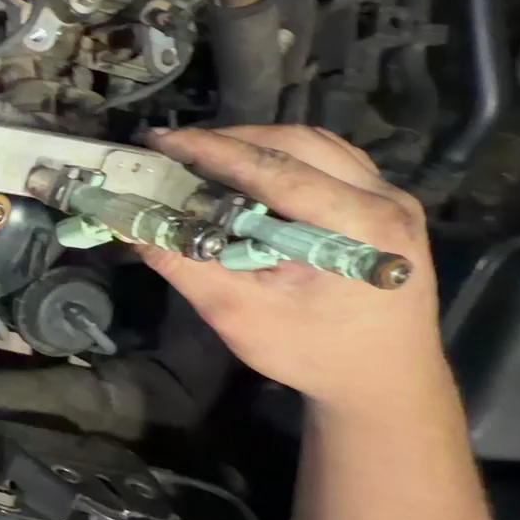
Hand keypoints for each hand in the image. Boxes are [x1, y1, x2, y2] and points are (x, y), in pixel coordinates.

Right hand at [138, 125, 447, 413]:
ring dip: (255, 144)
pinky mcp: (383, 206)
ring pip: (316, 145)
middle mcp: (382, 200)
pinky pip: (328, 161)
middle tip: (176, 149)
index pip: (272, 168)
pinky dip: (280, 157)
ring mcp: (390, 199)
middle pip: (298, 143)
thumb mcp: (235, 313)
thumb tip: (130, 226)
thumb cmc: (311, 351)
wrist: (384, 380)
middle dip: (231, 139)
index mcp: (354, 225)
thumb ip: (182, 264)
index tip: (159, 140)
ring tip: (204, 157)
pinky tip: (247, 175)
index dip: (210, 149)